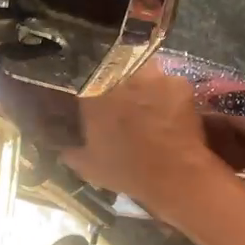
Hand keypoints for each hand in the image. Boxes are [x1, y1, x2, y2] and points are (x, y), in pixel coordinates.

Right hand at [62, 59, 227, 213]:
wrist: (175, 175)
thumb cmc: (127, 171)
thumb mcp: (89, 166)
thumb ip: (71, 151)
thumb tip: (64, 148)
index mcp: (94, 92)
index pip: (83, 78)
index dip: (88, 88)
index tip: (91, 100)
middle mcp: (123, 76)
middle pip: (115, 69)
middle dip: (116, 81)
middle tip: (120, 101)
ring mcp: (154, 76)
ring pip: (143, 71)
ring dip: (142, 85)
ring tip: (145, 104)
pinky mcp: (180, 83)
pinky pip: (169, 84)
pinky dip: (168, 94)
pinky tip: (169, 110)